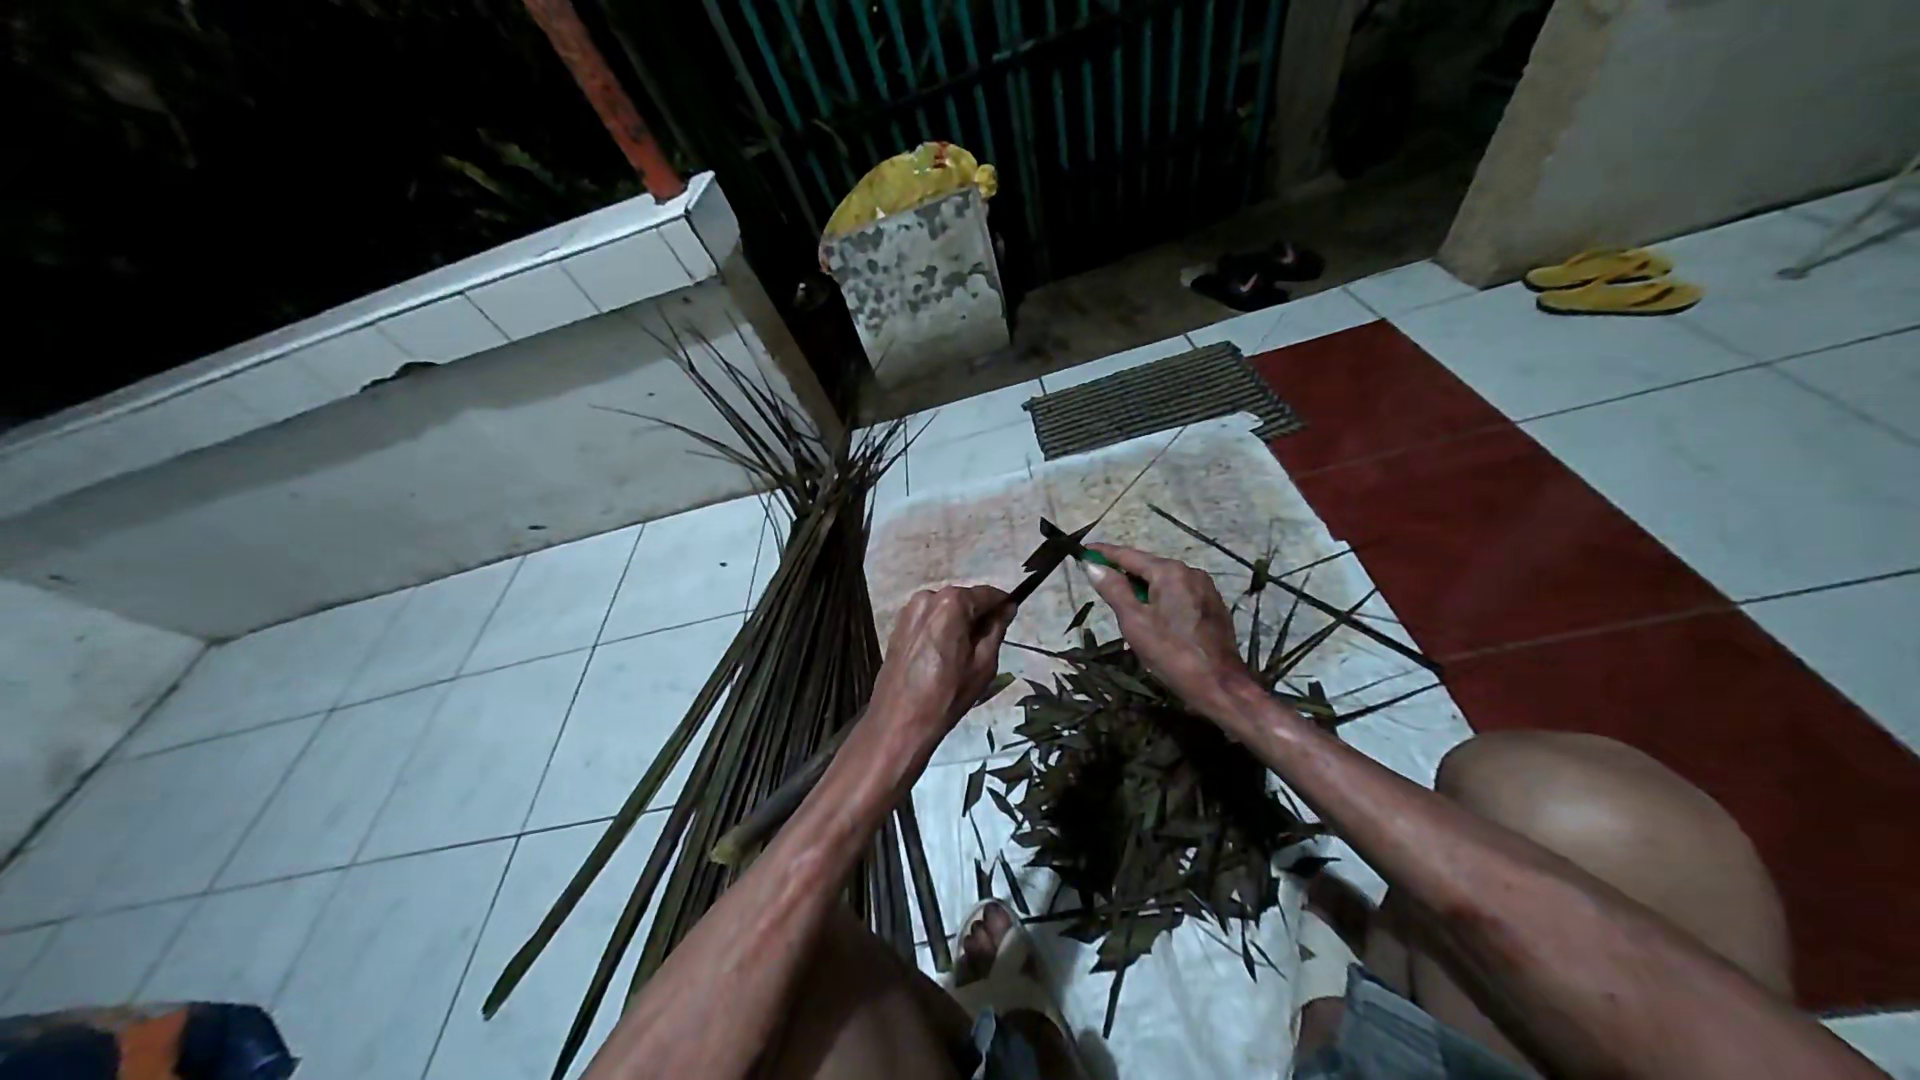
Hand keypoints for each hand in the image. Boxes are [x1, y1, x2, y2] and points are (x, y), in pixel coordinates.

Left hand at [869, 585, 1011, 743]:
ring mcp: (909, 609)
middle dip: (978, 616)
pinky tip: (942, 655)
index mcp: (952, 602)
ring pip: (946, 610)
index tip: (1011, 618)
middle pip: (964, 599)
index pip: (988, 594)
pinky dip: (940, 630)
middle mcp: (928, 597)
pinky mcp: (898, 625)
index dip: (1002, 605)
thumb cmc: (948, 693)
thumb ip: (997, 628)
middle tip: (987, 644)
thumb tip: (1007, 608)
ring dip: (958, 623)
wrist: (900, 719)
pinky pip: (929, 619)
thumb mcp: (984, 663)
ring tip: (962, 654)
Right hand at [1083, 544, 1254, 719]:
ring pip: (1164, 580)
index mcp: (1170, 572)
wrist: (1219, 684)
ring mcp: (1205, 588)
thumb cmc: (1171, 653)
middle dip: (1123, 572)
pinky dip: (1160, 597)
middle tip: (1100, 582)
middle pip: (1148, 566)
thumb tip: (1093, 567)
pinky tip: (1152, 614)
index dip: (1104, 553)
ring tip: (1123, 603)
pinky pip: (1178, 592)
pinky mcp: (1212, 605)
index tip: (1084, 551)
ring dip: (1142, 587)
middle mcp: (1190, 572)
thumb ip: (1114, 590)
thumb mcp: (1134, 622)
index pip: (1129, 555)